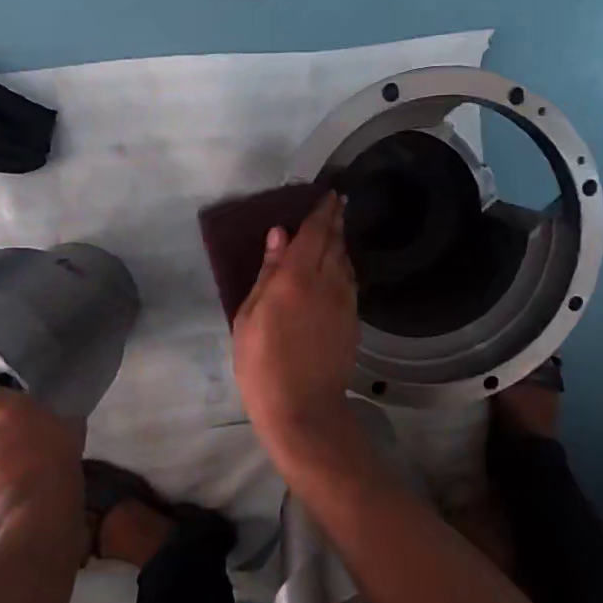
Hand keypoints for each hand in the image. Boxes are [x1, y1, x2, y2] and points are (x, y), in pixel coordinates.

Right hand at [231, 192, 359, 445]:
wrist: (304, 407)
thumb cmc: (262, 364)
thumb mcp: (250, 317)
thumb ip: (268, 273)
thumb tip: (280, 235)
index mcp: (295, 278)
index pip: (314, 234)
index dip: (322, 212)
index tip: (330, 194)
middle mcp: (326, 282)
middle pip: (335, 243)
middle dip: (336, 221)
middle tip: (338, 203)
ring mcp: (344, 301)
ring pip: (346, 262)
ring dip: (341, 243)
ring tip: (336, 230)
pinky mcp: (353, 320)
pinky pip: (350, 282)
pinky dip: (344, 266)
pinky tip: (339, 267)